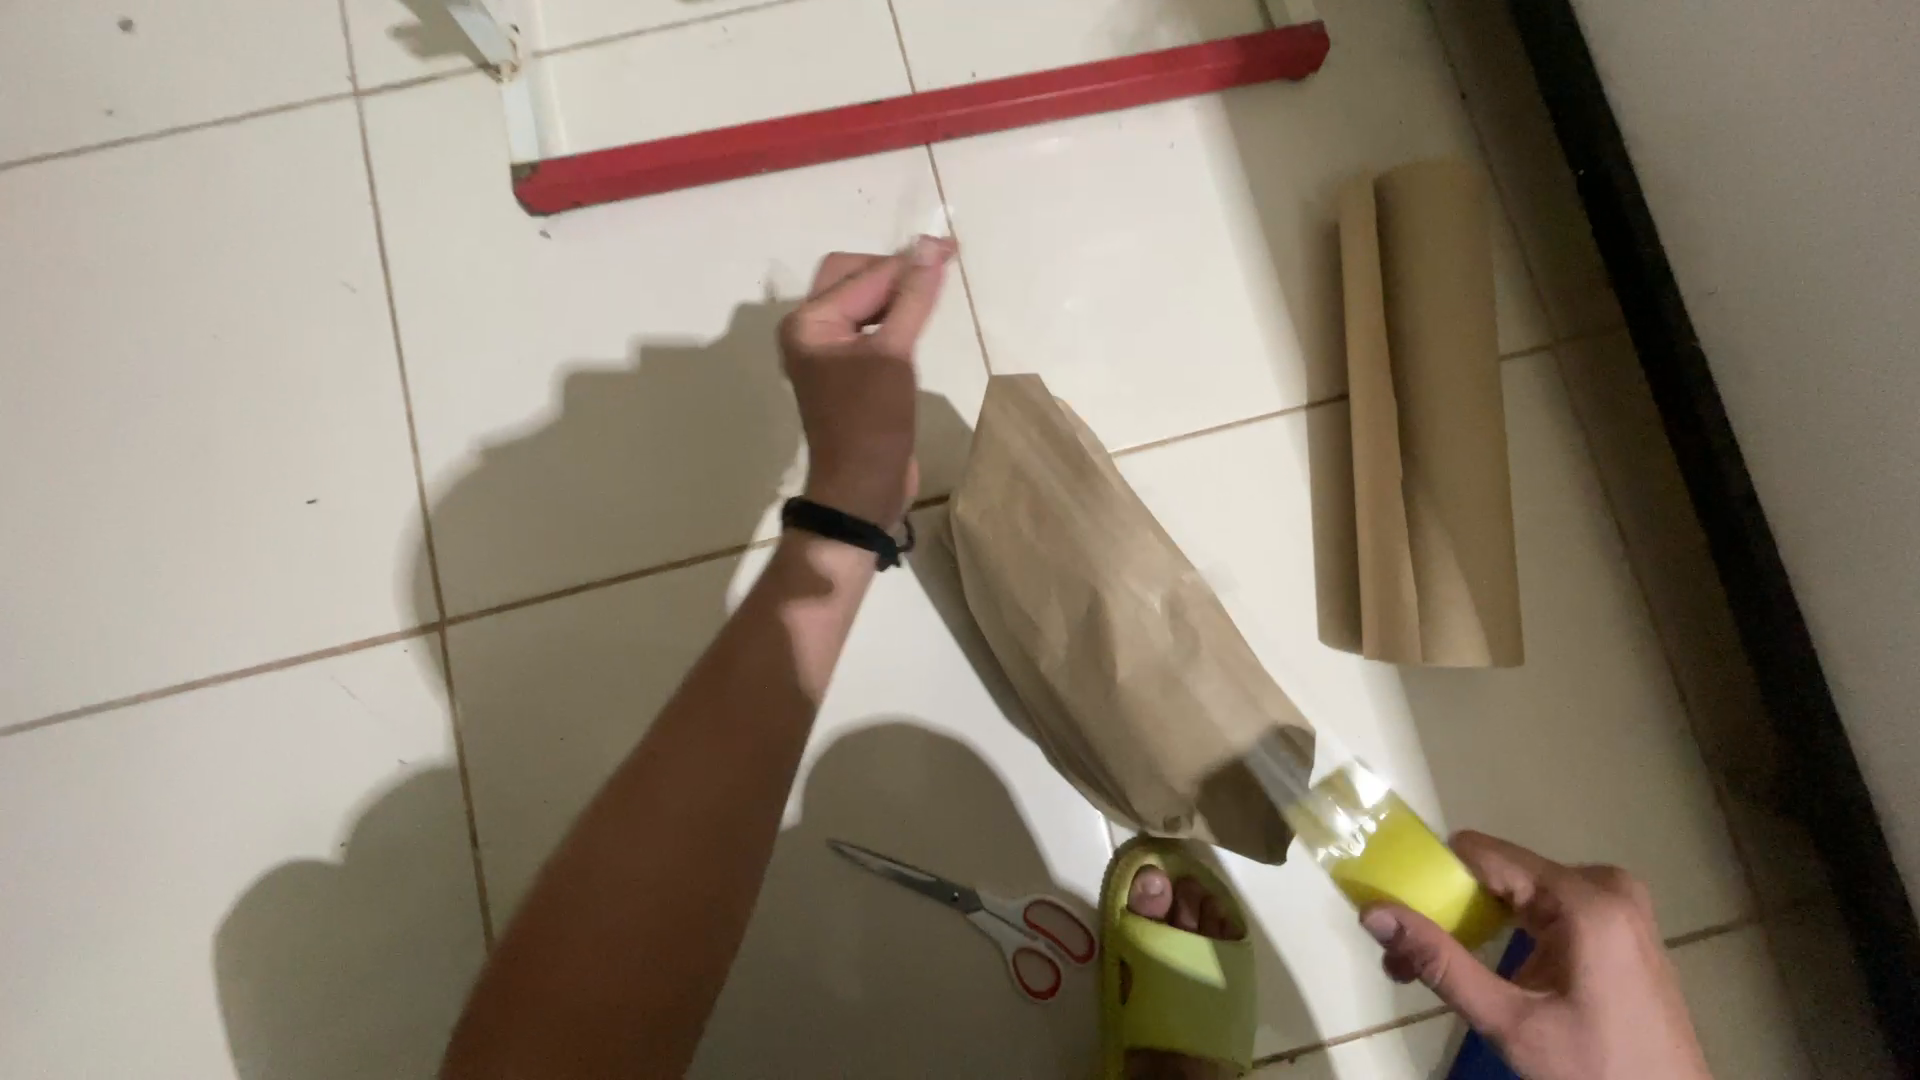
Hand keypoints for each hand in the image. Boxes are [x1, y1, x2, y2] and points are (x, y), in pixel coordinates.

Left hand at [779, 236, 955, 527]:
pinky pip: (869, 331)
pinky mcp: (848, 374)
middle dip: (893, 272)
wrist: (863, 488)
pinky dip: (894, 321)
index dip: (906, 261)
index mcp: (808, 323)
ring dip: (895, 295)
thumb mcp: (893, 356)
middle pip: (851, 278)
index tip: (949, 247)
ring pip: (861, 304)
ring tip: (935, 291)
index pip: (862, 275)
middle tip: (938, 271)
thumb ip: (912, 299)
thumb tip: (932, 248)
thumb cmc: (873, 423)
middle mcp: (810, 331)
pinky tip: (918, 322)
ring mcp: (828, 354)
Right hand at [1361, 831, 1712, 1079]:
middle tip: (1410, 956)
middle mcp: (1603, 886)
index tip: (1397, 911)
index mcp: (1584, 900)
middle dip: (1447, 909)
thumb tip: (1371, 913)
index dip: (1431, 877)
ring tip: (1435, 966)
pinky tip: (1483, 966)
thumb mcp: (1510, 1023)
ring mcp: (1616, 904)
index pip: (1479, 853)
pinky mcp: (1617, 925)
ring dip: (1471, 921)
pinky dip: (1504, 929)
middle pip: (1495, 871)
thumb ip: (1439, 962)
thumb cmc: (1599, 1072)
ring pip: (1513, 887)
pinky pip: (1540, 903)